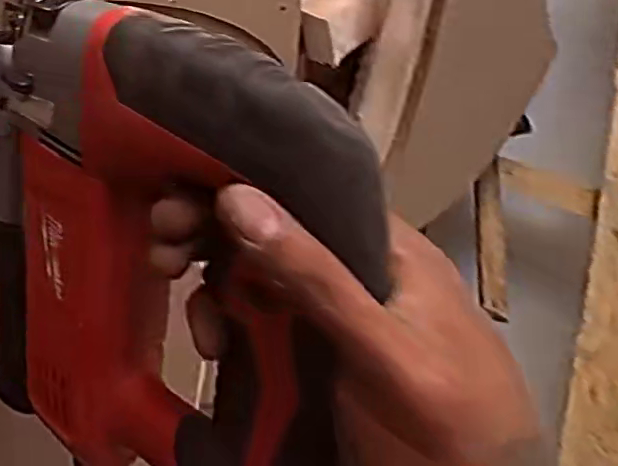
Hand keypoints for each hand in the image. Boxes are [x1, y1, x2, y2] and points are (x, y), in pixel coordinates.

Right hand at [150, 186, 542, 465]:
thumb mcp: (390, 358)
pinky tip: (208, 340)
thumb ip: (317, 278)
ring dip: (197, 265)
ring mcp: (319, 305)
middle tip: (161, 230)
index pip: (298, 188)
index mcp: (383, 250)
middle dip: (202, 223)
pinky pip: (241, 311)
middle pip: (258, 222)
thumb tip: (234, 193)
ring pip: (241, 262)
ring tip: (163, 269)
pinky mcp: (298, 343)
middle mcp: (345, 265)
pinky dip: (214, 316)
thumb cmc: (456, 437)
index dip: (234, 180)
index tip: (181, 187)